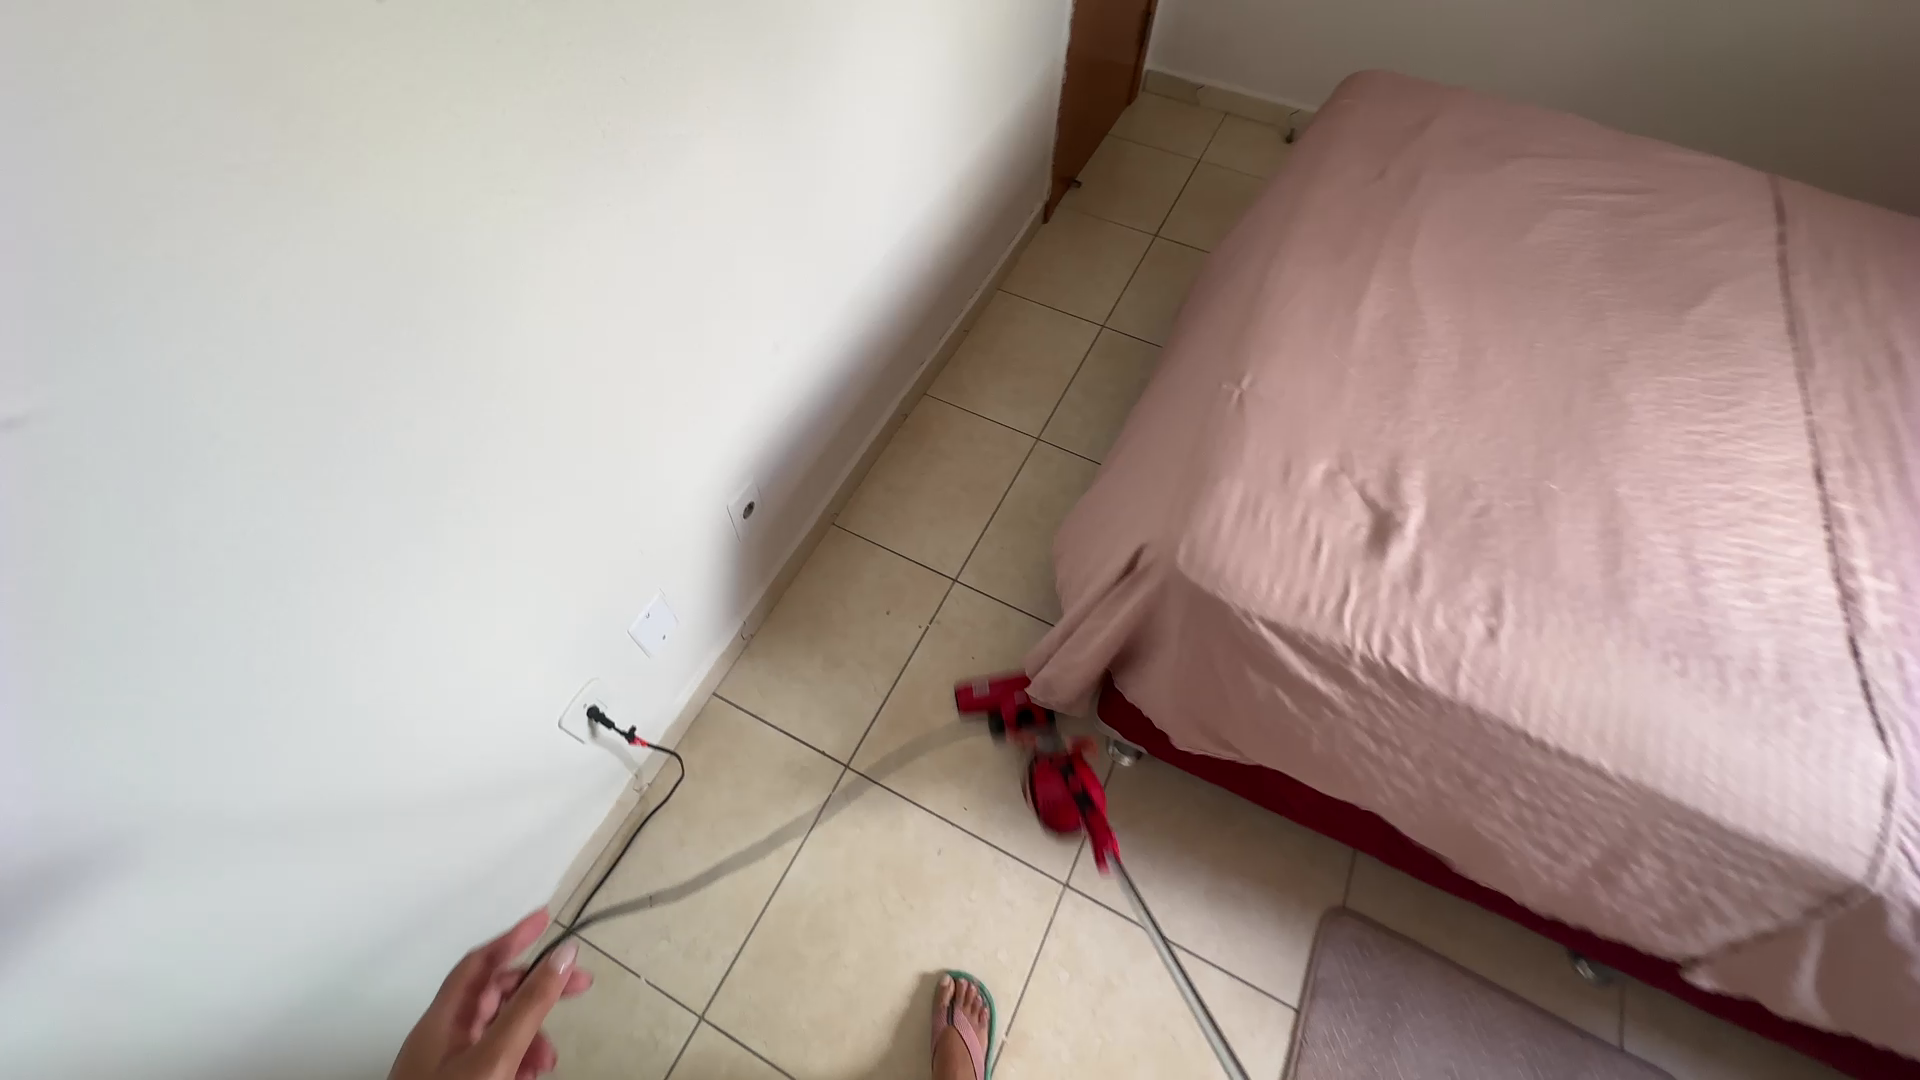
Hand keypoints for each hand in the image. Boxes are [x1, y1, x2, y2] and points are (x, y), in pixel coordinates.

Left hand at [388, 910, 594, 1079]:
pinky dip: (519, 1059)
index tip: (547, 918)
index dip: (513, 937)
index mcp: (441, 1023)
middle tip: (580, 986)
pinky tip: (532, 1076)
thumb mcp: (496, 1057)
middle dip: (537, 989)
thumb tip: (565, 952)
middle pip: (494, 995)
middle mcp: (441, 1039)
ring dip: (532, 1034)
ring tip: (549, 1062)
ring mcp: (445, 1069)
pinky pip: (494, 1059)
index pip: (480, 963)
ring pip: (498, 1030)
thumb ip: (531, 1005)